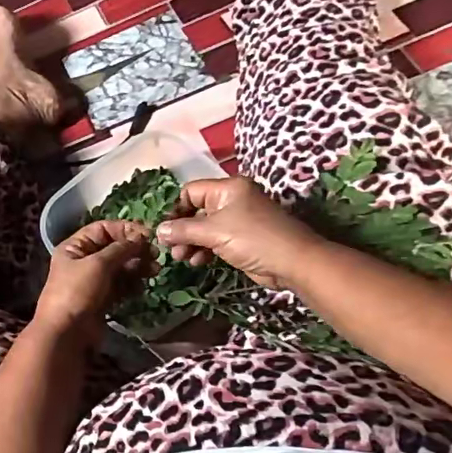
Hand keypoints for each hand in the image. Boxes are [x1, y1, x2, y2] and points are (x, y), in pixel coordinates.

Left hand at [35, 219, 155, 330]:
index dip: (125, 229)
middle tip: (155, 255)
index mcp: (75, 247)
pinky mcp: (102, 299)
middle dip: (134, 250)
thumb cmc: (77, 292)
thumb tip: (141, 237)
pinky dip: (132, 284)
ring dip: (137, 267)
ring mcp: (92, 281)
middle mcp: (83, 261)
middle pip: (113, 248)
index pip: (102, 229)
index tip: (148, 234)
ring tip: (154, 270)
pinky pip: (121, 286)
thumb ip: (121, 249)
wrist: (66, 333)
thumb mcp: (98, 264)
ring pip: (120, 268)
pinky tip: (143, 286)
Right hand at [155, 177, 325, 289]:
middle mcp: (231, 200)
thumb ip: (182, 230)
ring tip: (181, 258)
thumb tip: (158, 230)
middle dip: (180, 230)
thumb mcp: (213, 232)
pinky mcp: (240, 239)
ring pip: (203, 228)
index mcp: (227, 188)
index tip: (162, 228)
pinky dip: (203, 249)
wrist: (293, 263)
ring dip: (189, 242)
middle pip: (195, 211)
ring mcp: (237, 220)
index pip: (190, 192)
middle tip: (169, 247)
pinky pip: (213, 240)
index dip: (174, 209)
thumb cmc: (253, 239)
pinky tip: (196, 261)